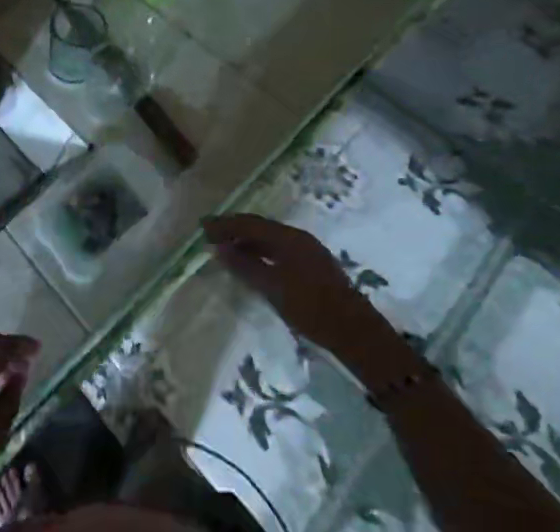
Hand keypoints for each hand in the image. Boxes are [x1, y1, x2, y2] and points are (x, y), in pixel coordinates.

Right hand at [204, 215, 418, 387]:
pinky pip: (280, 249)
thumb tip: (218, 248)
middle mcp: (299, 238)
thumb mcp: (272, 288)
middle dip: (234, 230)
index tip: (202, 228)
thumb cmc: (311, 308)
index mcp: (289, 237)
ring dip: (248, 241)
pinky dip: (261, 252)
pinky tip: (252, 263)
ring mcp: (309, 252)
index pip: (249, 223)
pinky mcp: (314, 266)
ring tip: (226, 249)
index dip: (224, 225)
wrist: (358, 335)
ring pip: (271, 239)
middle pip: (260, 227)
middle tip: (211, 236)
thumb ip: (244, 266)